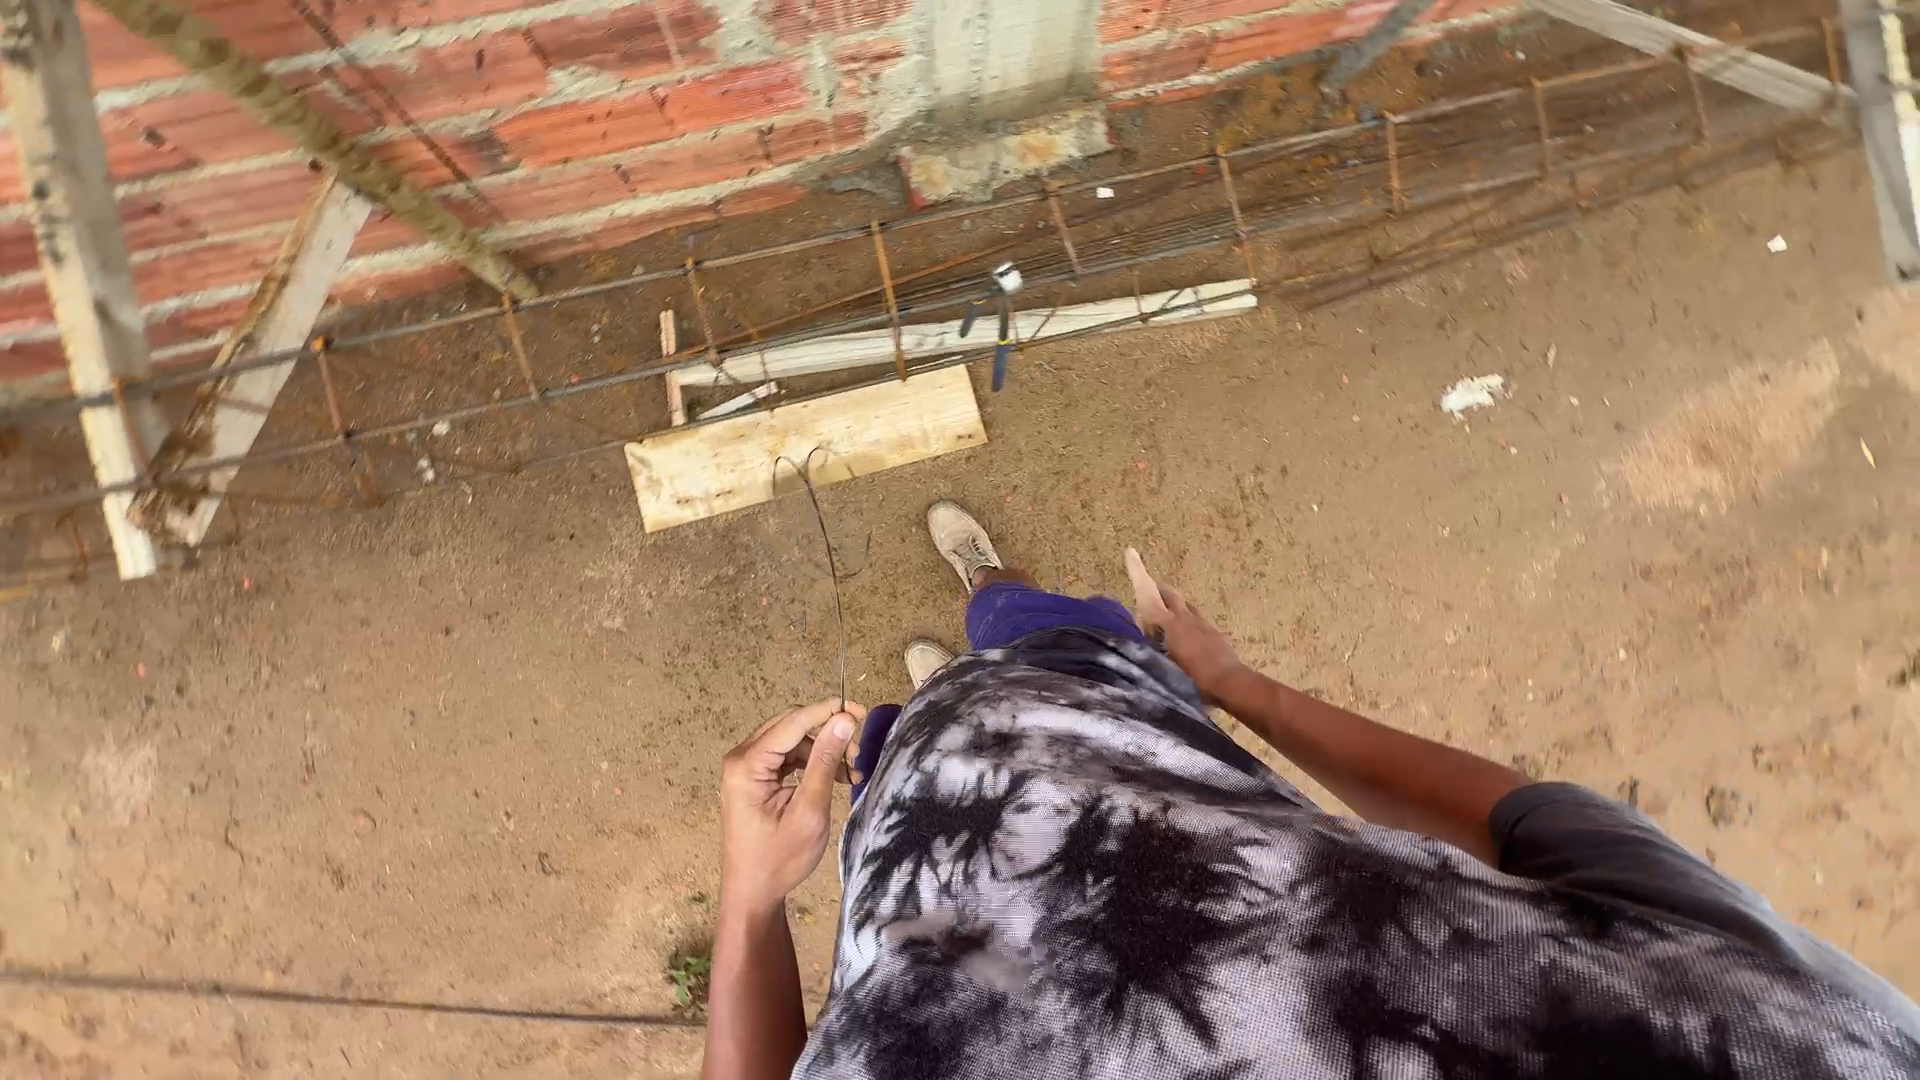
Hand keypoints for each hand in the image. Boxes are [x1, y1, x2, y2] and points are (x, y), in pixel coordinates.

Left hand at [719, 699, 867, 913]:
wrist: (752, 894)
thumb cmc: (779, 860)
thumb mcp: (809, 810)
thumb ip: (825, 762)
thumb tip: (843, 720)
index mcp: (747, 764)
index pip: (793, 722)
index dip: (828, 712)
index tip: (861, 712)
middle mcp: (741, 758)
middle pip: (792, 725)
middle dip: (828, 731)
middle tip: (859, 748)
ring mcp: (745, 767)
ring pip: (793, 739)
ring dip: (824, 749)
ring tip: (852, 770)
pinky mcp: (754, 777)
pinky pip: (787, 756)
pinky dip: (813, 761)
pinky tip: (837, 776)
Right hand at [1126, 547, 1247, 700]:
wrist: (1230, 683)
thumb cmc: (1191, 678)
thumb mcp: (1161, 665)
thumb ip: (1148, 648)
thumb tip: (1137, 636)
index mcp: (1167, 623)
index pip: (1148, 592)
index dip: (1137, 572)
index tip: (1131, 551)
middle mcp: (1184, 617)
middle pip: (1168, 593)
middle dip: (1155, 588)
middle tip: (1146, 590)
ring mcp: (1202, 624)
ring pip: (1184, 605)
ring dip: (1173, 605)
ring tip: (1165, 615)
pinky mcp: (1215, 634)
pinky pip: (1198, 620)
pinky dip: (1188, 622)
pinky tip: (1188, 636)